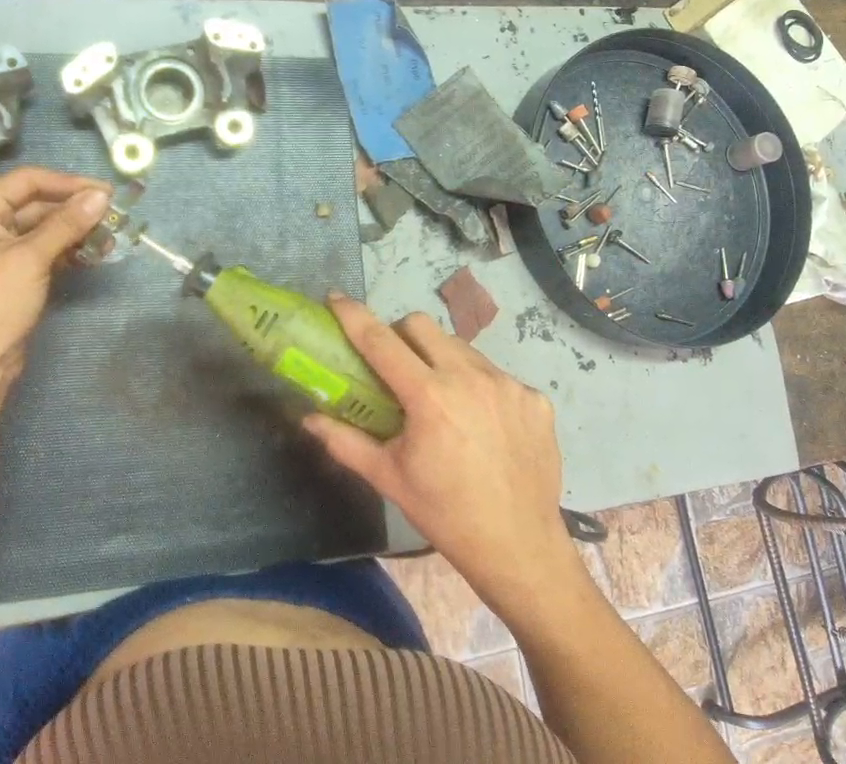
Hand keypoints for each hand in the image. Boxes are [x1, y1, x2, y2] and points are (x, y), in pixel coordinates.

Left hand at [0, 168, 110, 383]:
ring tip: (111, 240)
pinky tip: (94, 255)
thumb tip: (101, 196)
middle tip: (115, 217)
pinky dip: (66, 251)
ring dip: (75, 232)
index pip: (28, 181)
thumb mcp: (30, 259)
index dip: (69, 183)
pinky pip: (42, 251)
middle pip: (36, 204)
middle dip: (75, 210)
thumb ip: (66, 224)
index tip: (108, 192)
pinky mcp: (9, 273)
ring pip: (42, 229)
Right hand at [304, 297, 575, 605]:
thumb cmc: (444, 514)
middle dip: (400, 334)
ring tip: (441, 400)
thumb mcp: (388, 478)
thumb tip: (309, 418)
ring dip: (441, 360)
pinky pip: (496, 376)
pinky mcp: (536, 399)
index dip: (354, 316)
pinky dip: (478, 387)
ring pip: (462, 348)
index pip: (381, 341)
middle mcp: (471, 378)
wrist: (519, 547)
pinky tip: (480, 424)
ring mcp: (509, 386)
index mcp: (429, 397)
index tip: (336, 298)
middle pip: (423, 326)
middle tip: (394, 365)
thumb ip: (345, 442)